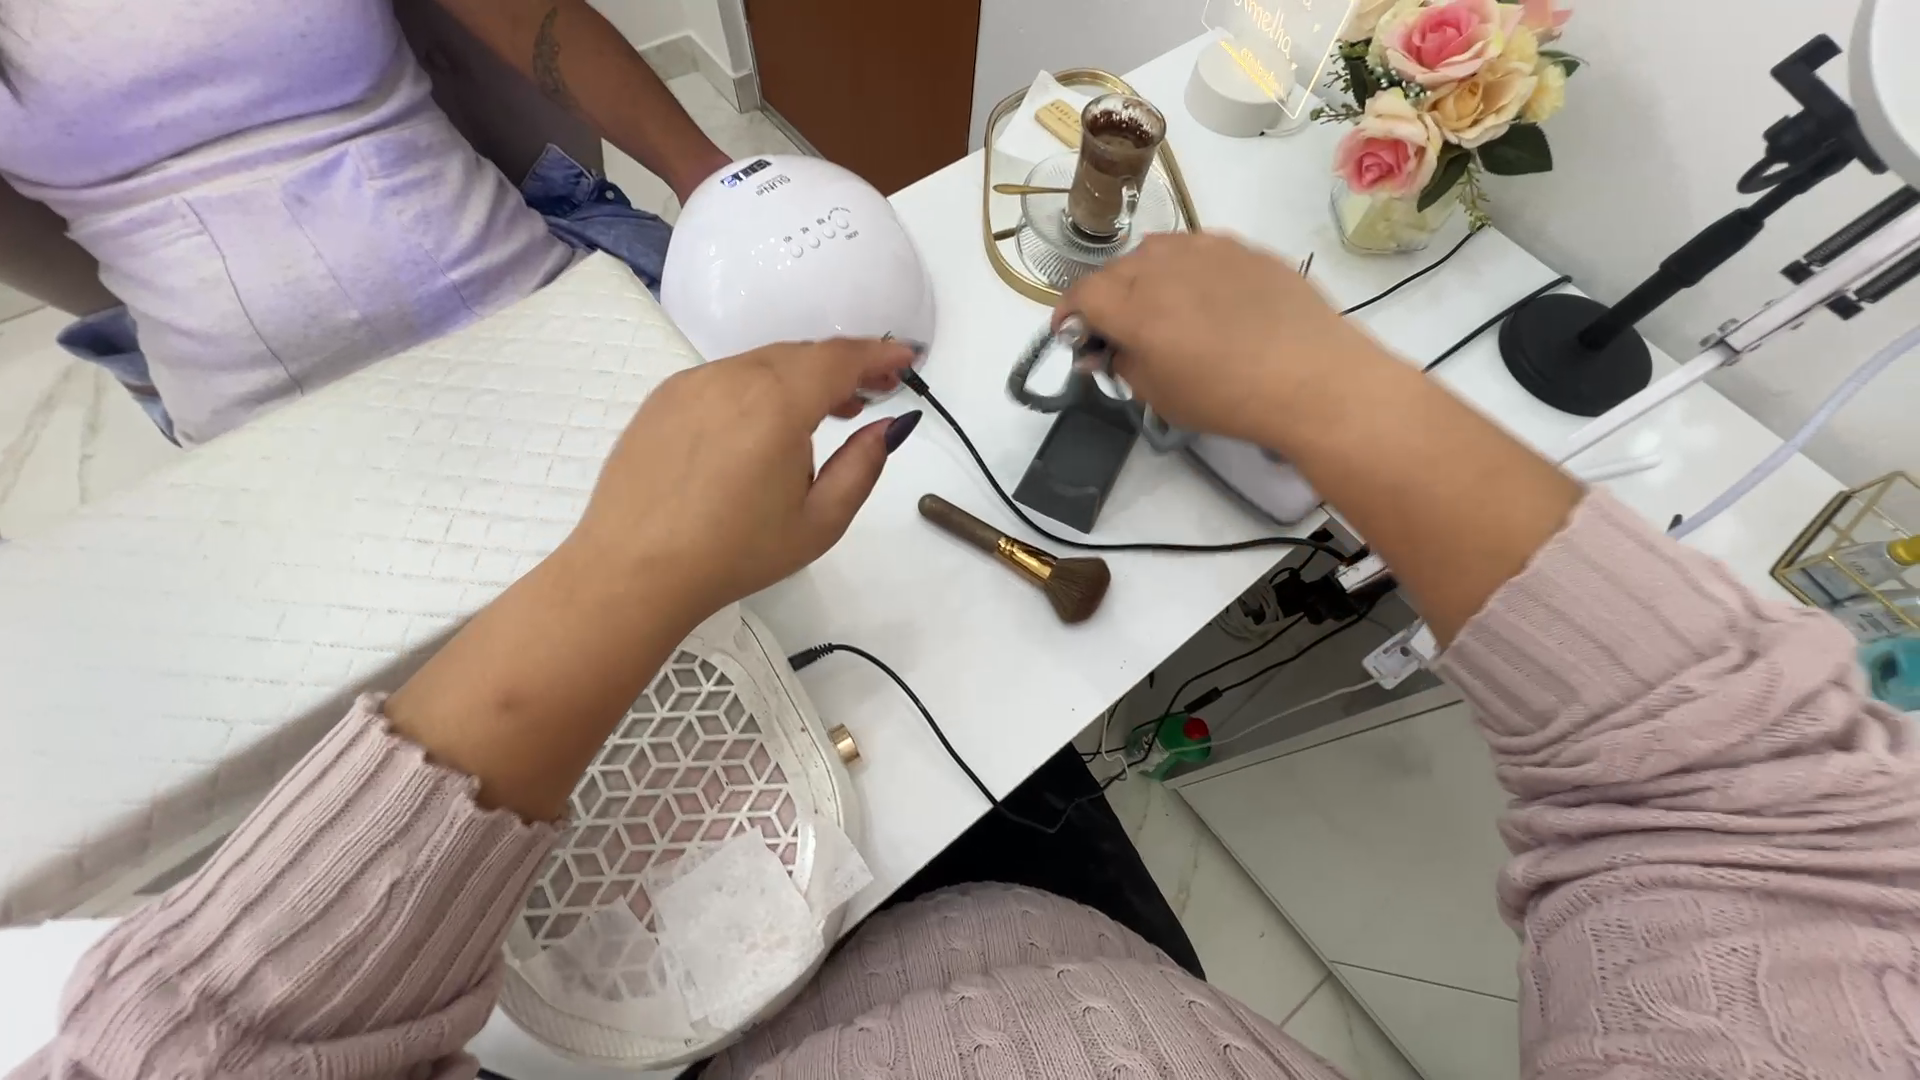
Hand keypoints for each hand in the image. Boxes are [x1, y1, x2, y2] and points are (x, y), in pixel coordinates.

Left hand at [568, 339, 920, 619]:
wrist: (634, 571)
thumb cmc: (736, 554)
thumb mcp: (820, 521)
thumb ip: (863, 465)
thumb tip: (889, 425)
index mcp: (776, 403)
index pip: (840, 359)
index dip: (879, 353)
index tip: (906, 359)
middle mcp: (732, 377)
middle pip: (803, 354)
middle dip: (844, 366)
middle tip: (872, 392)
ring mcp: (692, 383)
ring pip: (763, 363)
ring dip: (802, 377)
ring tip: (824, 414)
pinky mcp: (664, 398)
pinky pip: (727, 378)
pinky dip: (761, 387)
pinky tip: (765, 426)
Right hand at [1057, 233, 1378, 444]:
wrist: (1311, 377)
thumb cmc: (1226, 398)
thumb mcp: (1159, 395)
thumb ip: (1119, 366)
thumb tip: (1097, 351)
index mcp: (1134, 307)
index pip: (1081, 295)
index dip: (1068, 316)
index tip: (1071, 336)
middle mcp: (1162, 266)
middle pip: (1114, 271)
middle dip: (1104, 300)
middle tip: (1117, 332)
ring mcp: (1205, 249)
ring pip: (1153, 252)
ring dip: (1141, 278)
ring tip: (1159, 310)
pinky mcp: (1242, 247)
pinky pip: (1195, 249)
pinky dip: (1182, 269)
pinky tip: (1202, 298)